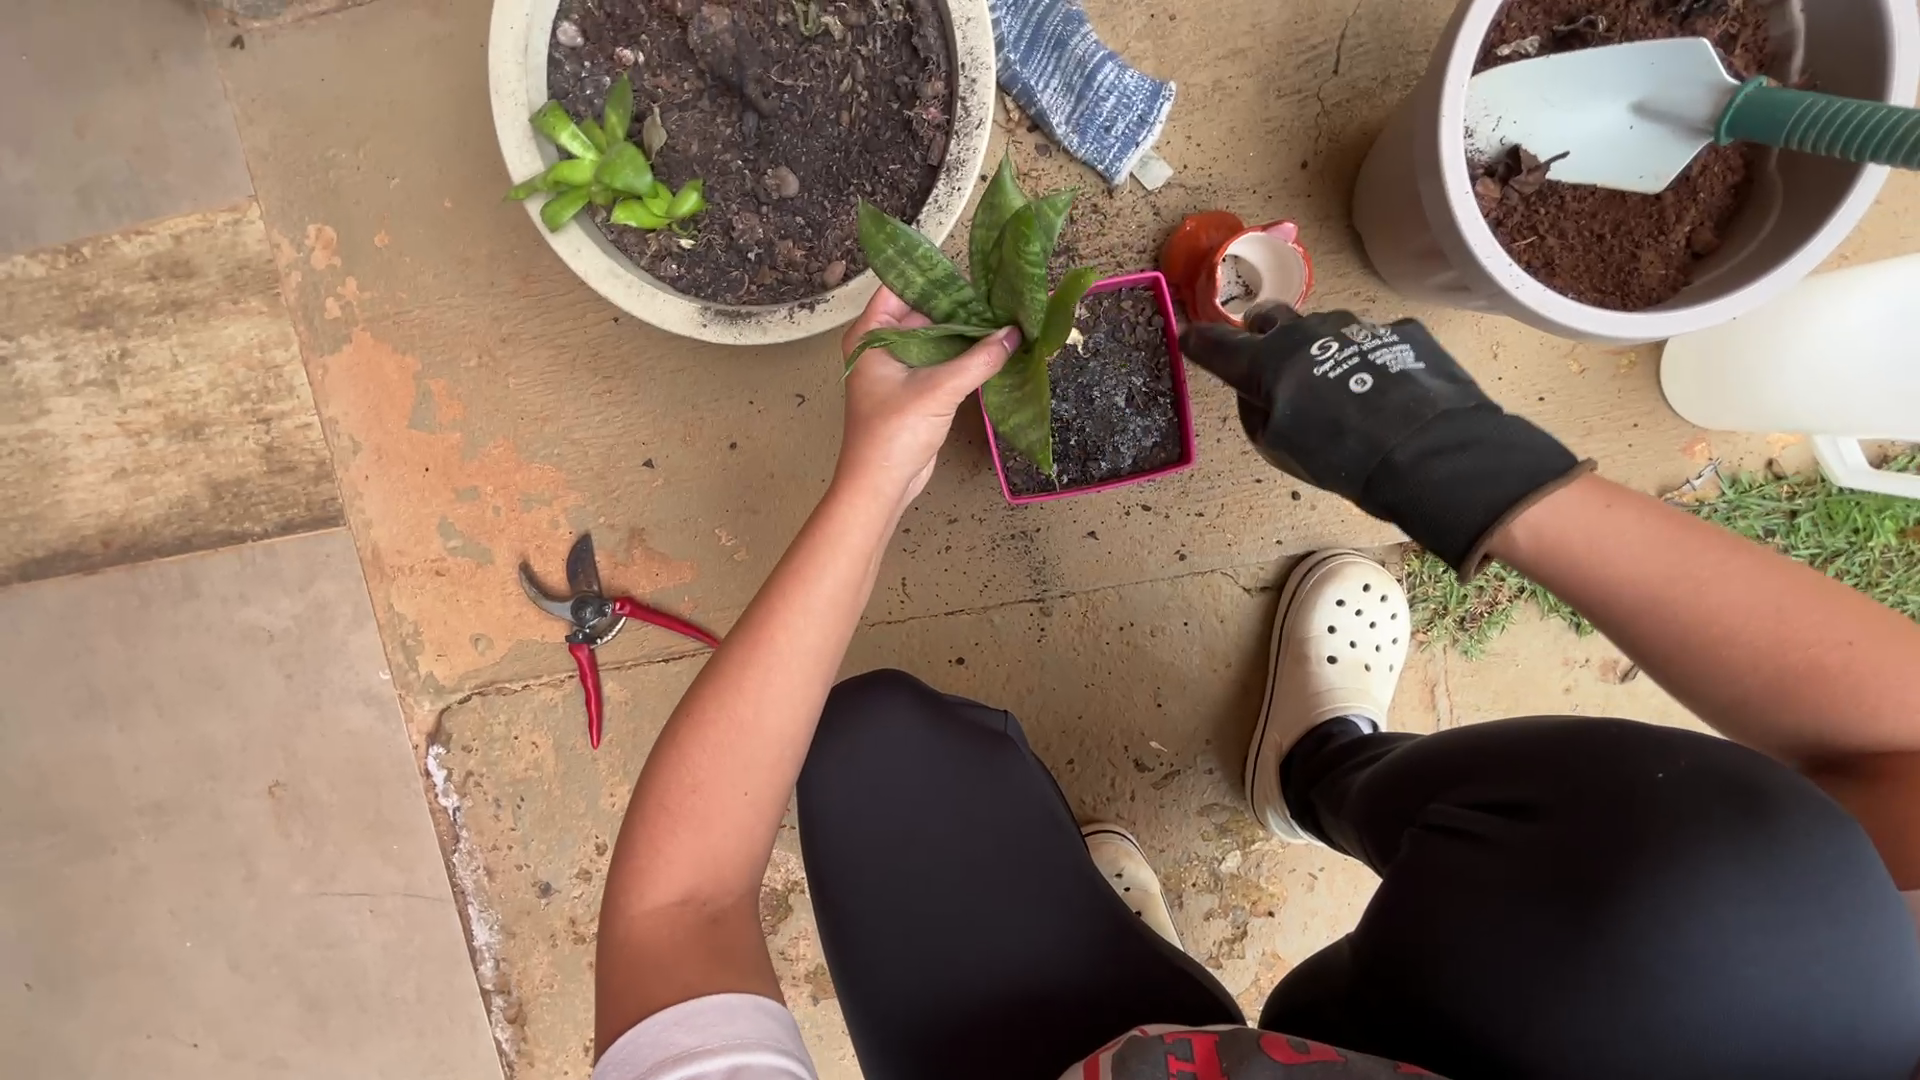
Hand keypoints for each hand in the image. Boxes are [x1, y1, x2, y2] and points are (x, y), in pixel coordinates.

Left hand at [834, 287, 1018, 507]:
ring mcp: (897, 369)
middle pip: (922, 312)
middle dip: (958, 305)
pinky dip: (962, 356)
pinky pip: (940, 362)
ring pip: (935, 338)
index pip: (900, 287)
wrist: (882, 484)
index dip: (933, 276)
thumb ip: (979, 359)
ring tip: (1002, 318)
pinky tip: (992, 349)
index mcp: (871, 335)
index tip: (970, 271)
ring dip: (964, 333)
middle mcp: (881, 346)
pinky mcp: (914, 390)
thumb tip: (1014, 334)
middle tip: (997, 296)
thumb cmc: (894, 433)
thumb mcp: (939, 390)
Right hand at [1181, 305, 1588, 574]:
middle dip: (1257, 328)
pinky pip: (1369, 340)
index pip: (1219, 347)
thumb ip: (1256, 411)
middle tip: (1258, 345)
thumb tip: (1258, 392)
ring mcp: (1357, 327)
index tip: (1185, 334)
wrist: (1427, 448)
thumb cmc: (1337, 455)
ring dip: (1314, 345)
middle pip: (1269, 317)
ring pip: (1321, 326)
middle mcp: (1307, 332)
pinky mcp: (1400, 333)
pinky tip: (1379, 386)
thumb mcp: (1275, 446)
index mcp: (1268, 362)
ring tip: (1328, 377)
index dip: (1198, 342)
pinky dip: (1363, 358)